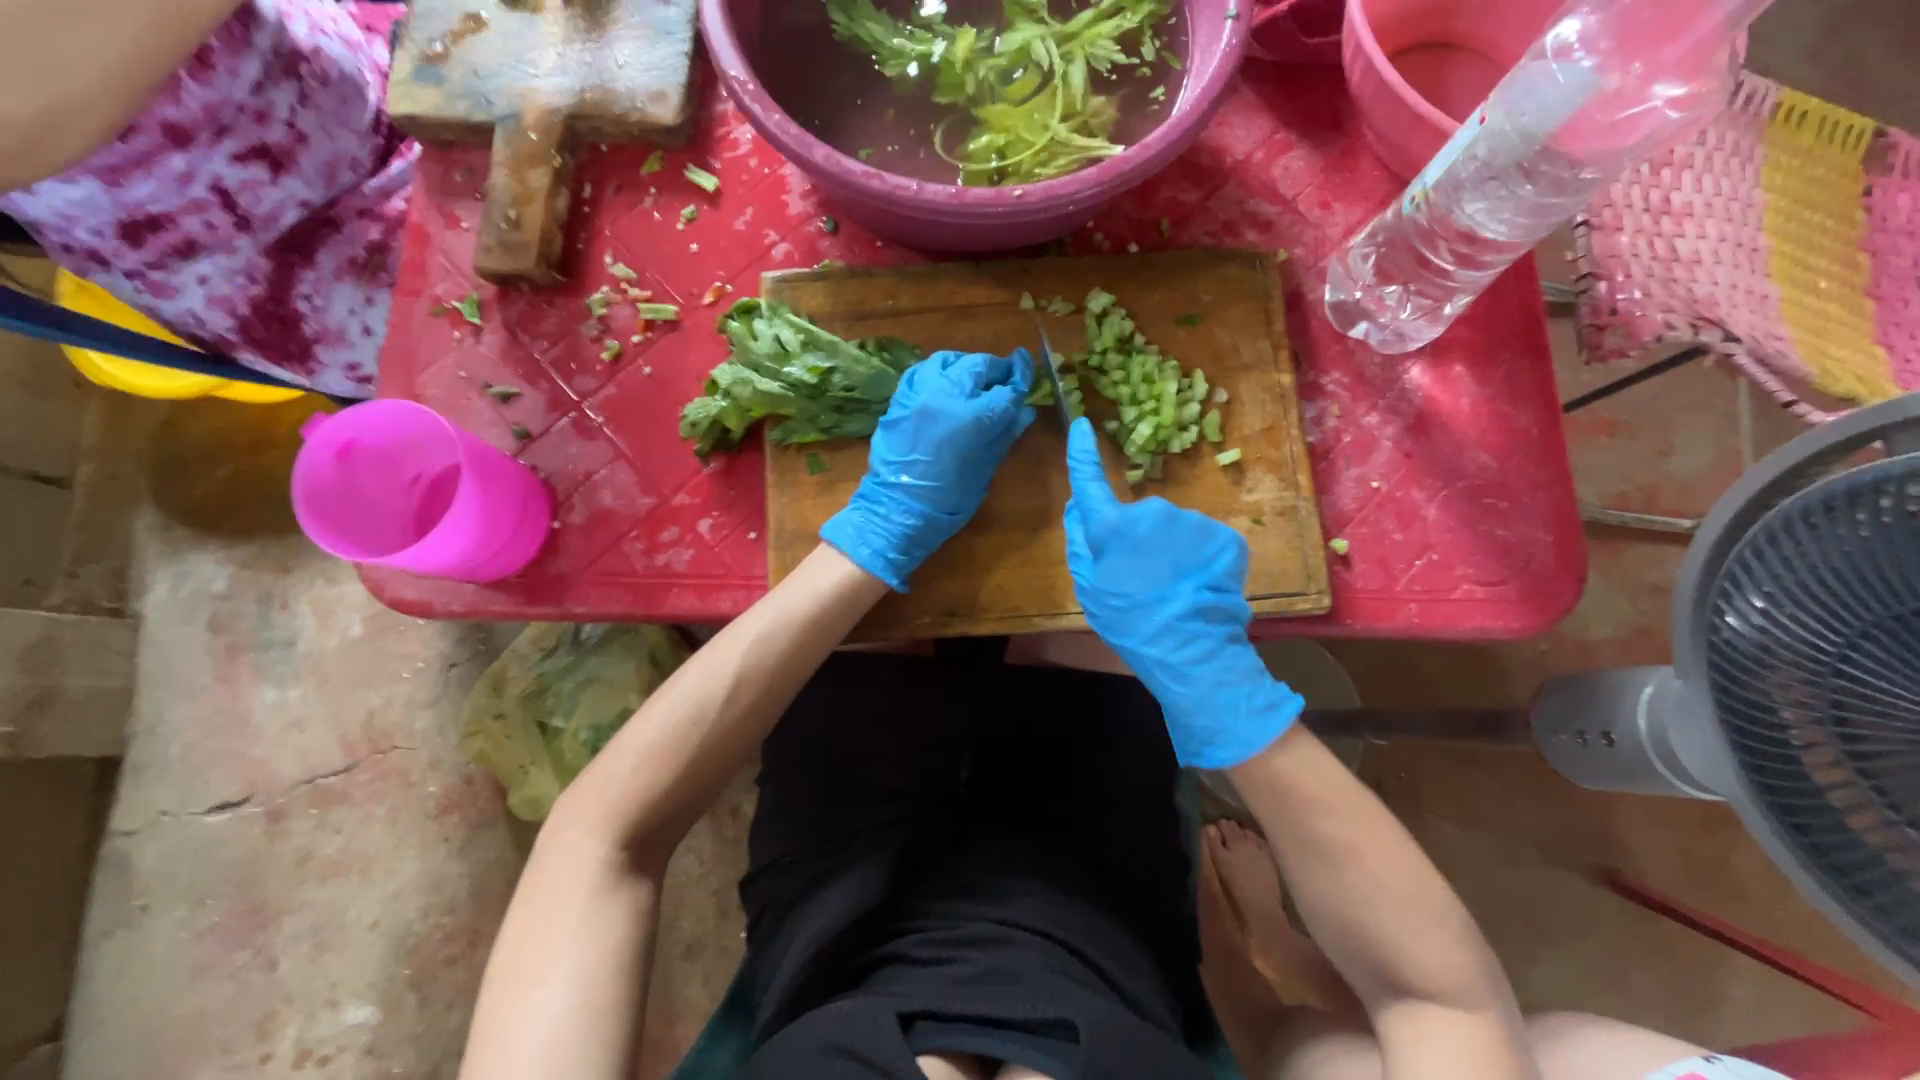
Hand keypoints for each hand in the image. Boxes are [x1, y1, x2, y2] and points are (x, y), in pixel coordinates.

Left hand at [821, 349, 1034, 590]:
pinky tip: (945, 381)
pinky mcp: (900, 397)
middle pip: (979, 365)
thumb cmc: (949, 499)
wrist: (898, 509)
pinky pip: (922, 370)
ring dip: (966, 365)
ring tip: (973, 377)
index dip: (1021, 381)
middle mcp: (948, 394)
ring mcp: (920, 392)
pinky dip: (939, 371)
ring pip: (949, 360)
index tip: (1026, 373)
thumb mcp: (985, 468)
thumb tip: (1024, 410)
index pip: (1007, 390)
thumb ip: (1005, 434)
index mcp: (975, 418)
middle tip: (1004, 377)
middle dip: (996, 369)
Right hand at [1064, 417, 1302, 767]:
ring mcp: (1192, 521)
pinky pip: (1203, 541)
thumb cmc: (1130, 623)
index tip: (1081, 425)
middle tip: (1143, 581)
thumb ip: (1079, 543)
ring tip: (1174, 590)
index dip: (1082, 452)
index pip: (1090, 480)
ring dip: (1173, 552)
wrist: (1191, 649)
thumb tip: (1078, 505)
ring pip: (1174, 530)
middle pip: (1139, 518)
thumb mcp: (1089, 589)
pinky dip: (1200, 559)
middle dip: (1140, 540)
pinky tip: (1198, 587)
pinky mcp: (1225, 535)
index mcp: (1112, 527)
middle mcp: (1151, 512)